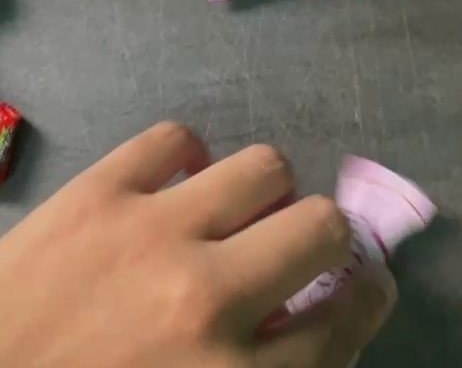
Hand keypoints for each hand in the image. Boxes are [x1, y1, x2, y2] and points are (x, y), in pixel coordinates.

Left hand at [0, 122, 394, 367]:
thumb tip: (303, 321)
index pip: (342, 324)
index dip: (364, 296)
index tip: (360, 284)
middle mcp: (208, 298)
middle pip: (321, 227)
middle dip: (325, 236)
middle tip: (296, 248)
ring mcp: (152, 232)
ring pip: (264, 166)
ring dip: (263, 192)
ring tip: (231, 212)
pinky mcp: (97, 189)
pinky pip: (176, 138)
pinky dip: (187, 161)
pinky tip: (170, 188)